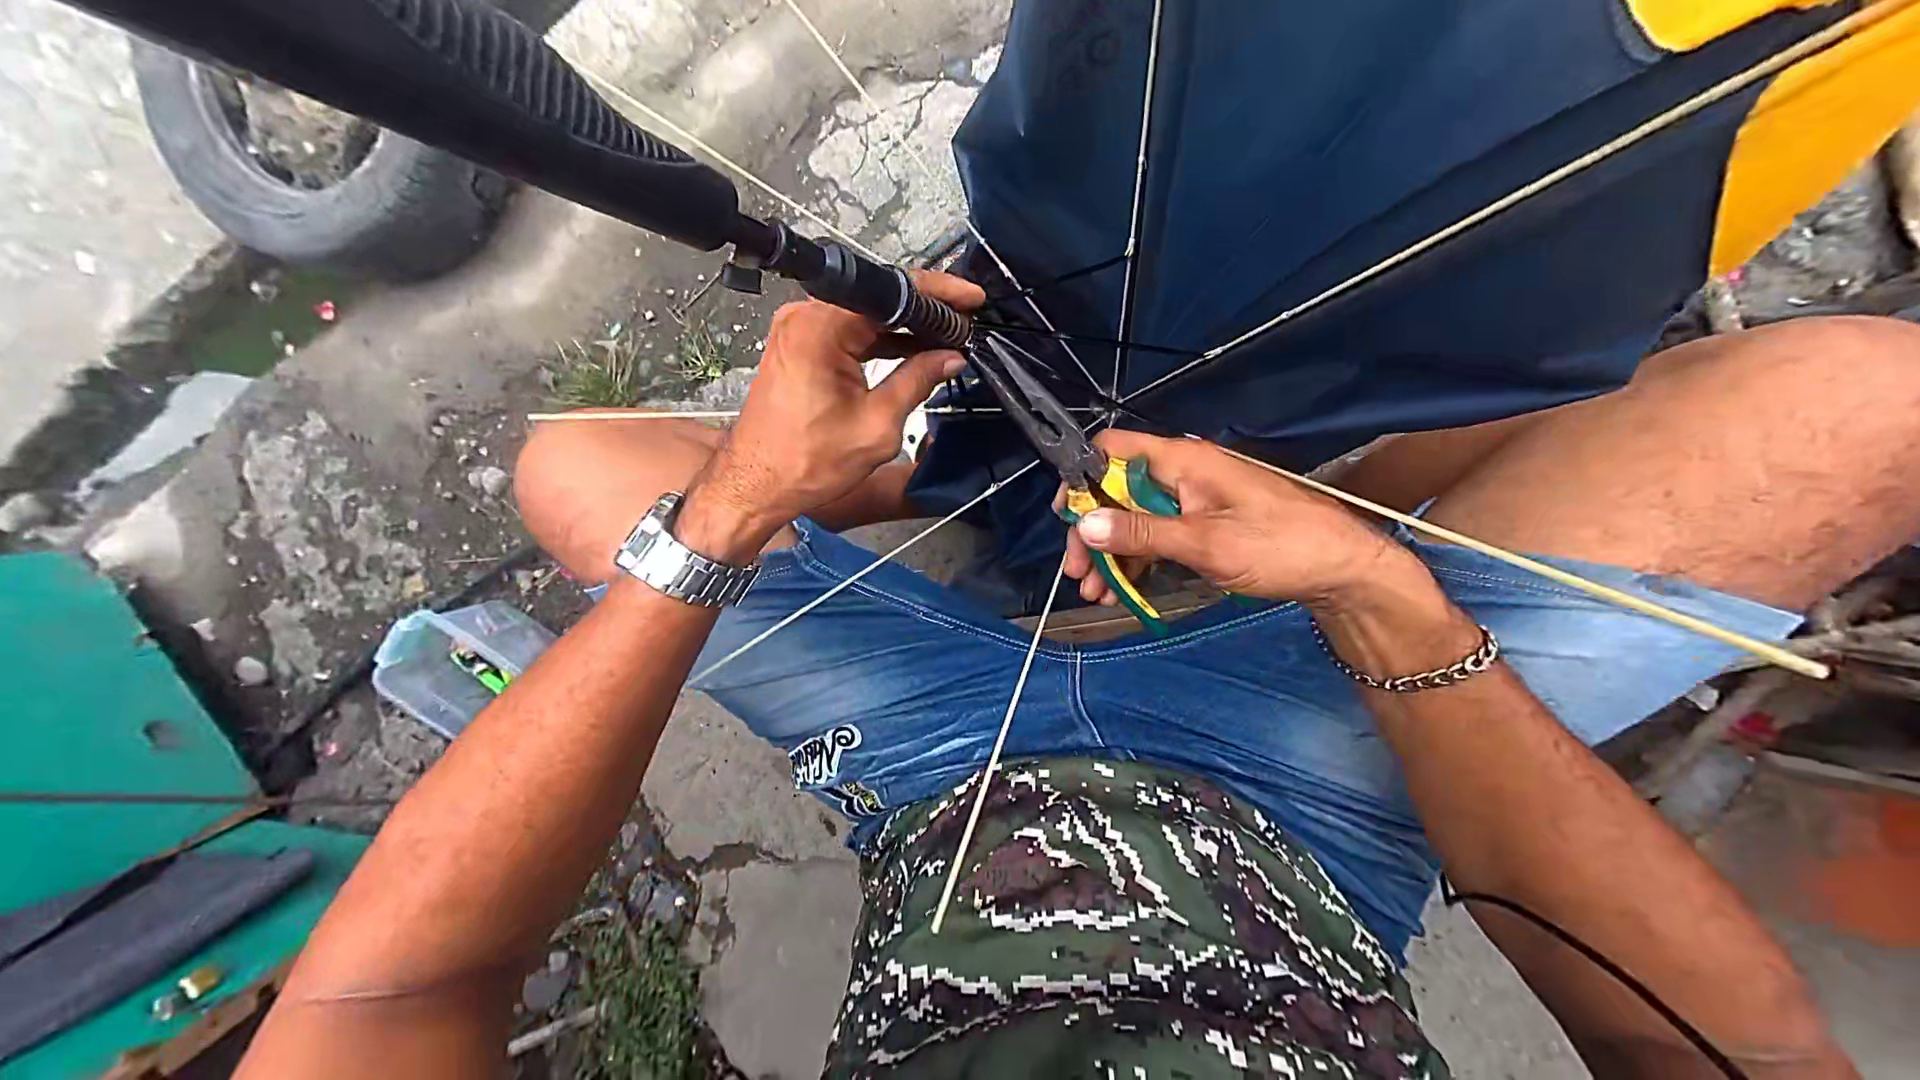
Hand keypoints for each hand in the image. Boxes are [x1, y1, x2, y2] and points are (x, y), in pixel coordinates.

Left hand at [680, 271, 983, 553]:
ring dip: (904, 330)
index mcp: (821, 329)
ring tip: (944, 343)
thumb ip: (918, 381)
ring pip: (866, 317)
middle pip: (879, 300)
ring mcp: (800, 332)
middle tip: (963, 328)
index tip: (968, 300)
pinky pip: (849, 334)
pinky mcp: (800, 348)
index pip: (892, 292)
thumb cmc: (802, 464)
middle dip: (925, 314)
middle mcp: (805, 319)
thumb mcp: (877, 425)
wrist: (757, 485)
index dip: (939, 294)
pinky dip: (880, 342)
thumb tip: (950, 358)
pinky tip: (911, 353)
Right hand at [1063, 430, 1432, 612]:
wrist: (1341, 569)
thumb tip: (1084, 524)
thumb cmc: (1279, 546)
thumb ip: (1141, 533)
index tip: (1066, 518)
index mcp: (1181, 461)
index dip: (1082, 480)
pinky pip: (1155, 536)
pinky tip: (1123, 589)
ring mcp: (1191, 500)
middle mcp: (1181, 474)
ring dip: (1111, 553)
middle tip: (1078, 571)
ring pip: (1133, 519)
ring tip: (1096, 591)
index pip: (1112, 452)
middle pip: (1116, 492)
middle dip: (1092, 531)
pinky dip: (1137, 560)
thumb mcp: (1205, 543)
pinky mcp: (1201, 523)